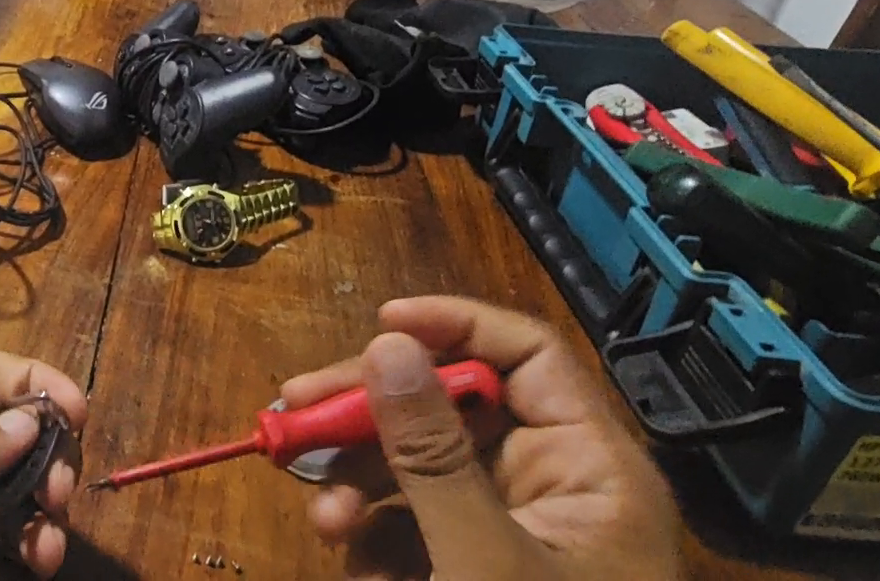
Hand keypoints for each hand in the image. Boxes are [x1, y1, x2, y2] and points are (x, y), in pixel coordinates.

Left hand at [0, 350, 86, 580]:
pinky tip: (37, 561)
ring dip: (44, 508)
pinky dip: (28, 552)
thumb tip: (31, 418)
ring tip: (49, 539)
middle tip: (61, 489)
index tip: (77, 409)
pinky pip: (0, 552)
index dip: (31, 382)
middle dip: (46, 451)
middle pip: (8, 438)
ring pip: (13, 498)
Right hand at [281, 297, 681, 579]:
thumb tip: (388, 342)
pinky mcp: (464, 557)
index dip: (454, 323)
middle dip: (369, 407)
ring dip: (355, 474)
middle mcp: (547, 481)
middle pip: (448, 399)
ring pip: (414, 455)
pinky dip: (368, 524)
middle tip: (292, 406)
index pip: (526, 354)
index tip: (379, 325)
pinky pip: (405, 511)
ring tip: (324, 518)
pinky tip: (346, 553)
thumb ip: (432, 453)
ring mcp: (503, 521)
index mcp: (588, 469)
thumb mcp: (484, 567)